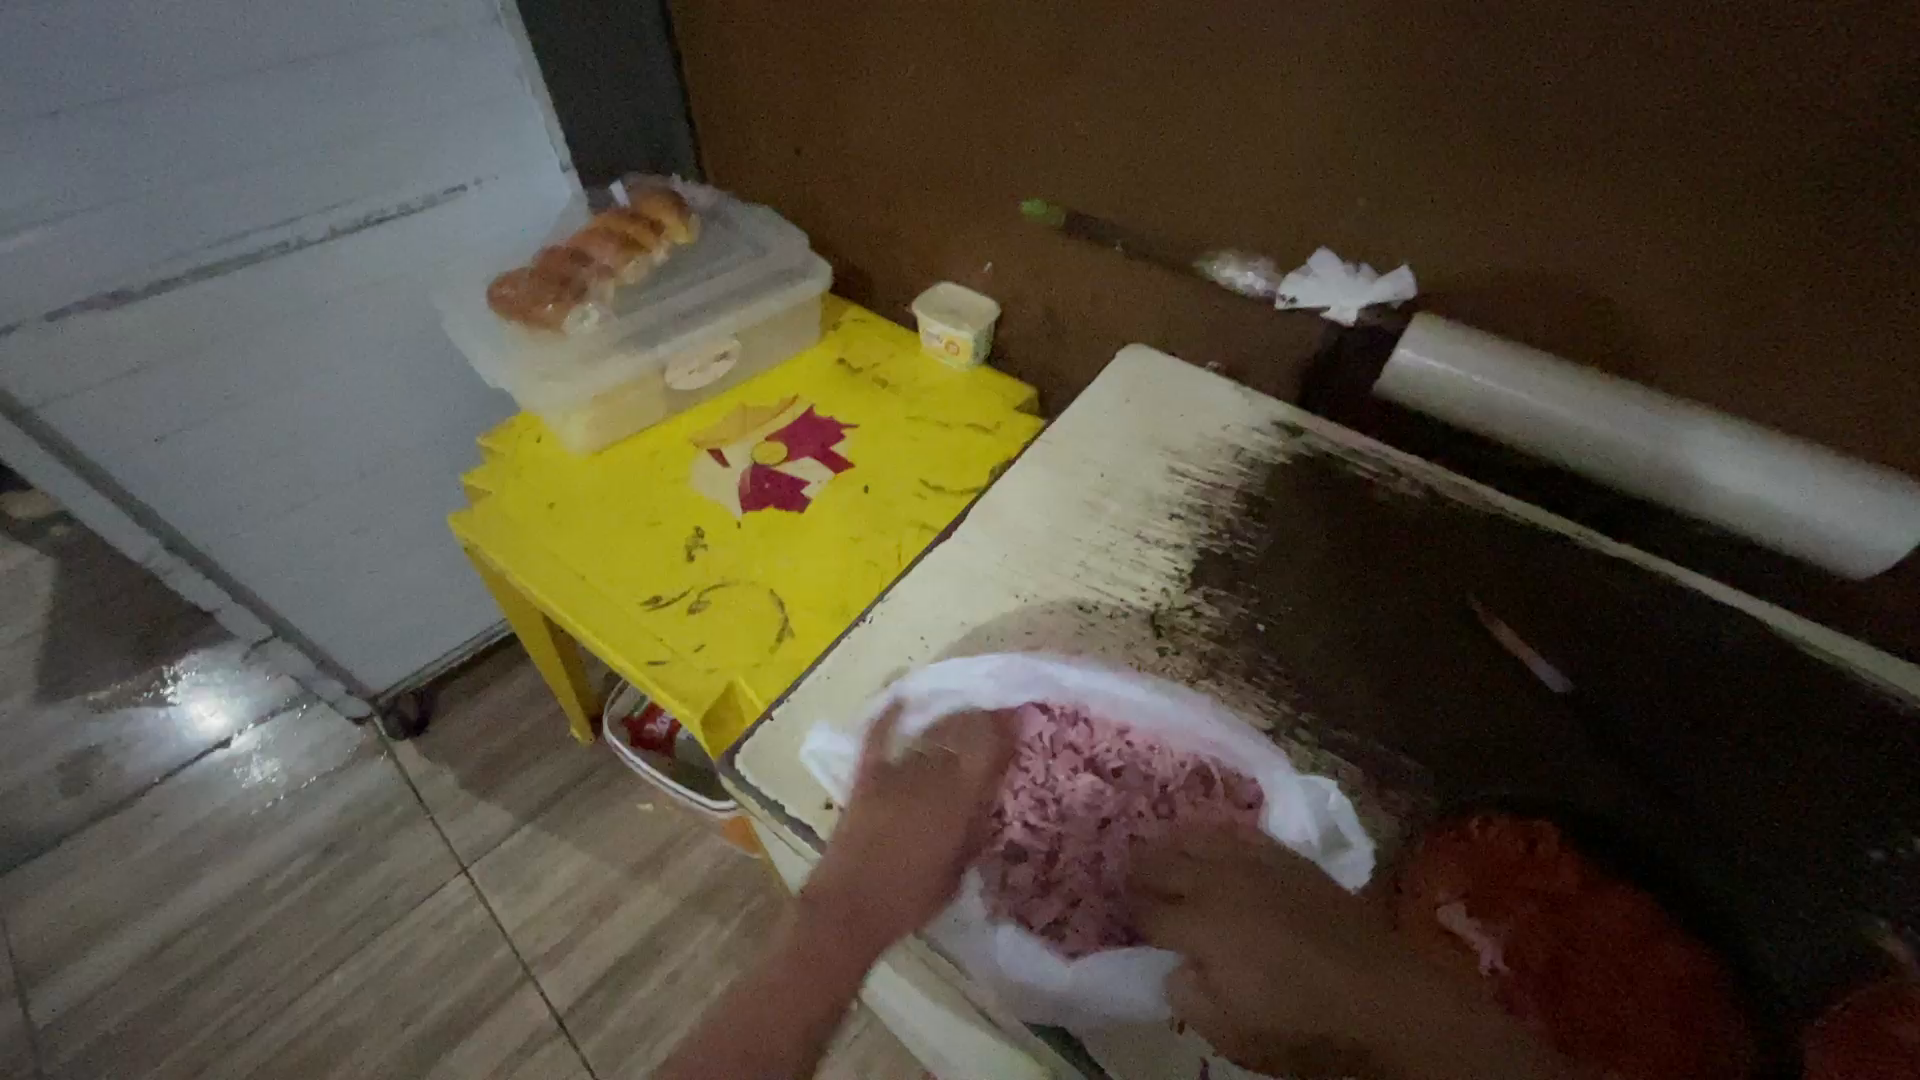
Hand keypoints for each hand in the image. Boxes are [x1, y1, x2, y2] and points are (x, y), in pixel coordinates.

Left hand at [798, 705, 1018, 961]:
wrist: (849, 906)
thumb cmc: (909, 899)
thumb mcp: (957, 871)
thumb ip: (973, 831)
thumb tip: (984, 803)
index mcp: (956, 800)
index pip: (986, 752)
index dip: (1003, 731)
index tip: (1017, 716)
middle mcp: (929, 777)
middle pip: (959, 735)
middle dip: (979, 719)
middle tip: (994, 710)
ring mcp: (894, 773)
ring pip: (927, 735)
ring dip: (948, 720)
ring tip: (963, 710)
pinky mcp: (866, 777)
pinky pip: (878, 737)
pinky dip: (889, 716)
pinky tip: (901, 697)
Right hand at [1129, 829, 1580, 1079]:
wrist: (1385, 999)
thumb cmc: (1303, 1026)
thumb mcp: (1232, 1034)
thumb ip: (1187, 995)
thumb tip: (1171, 966)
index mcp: (1199, 925)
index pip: (1146, 909)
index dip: (1130, 912)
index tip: (1120, 914)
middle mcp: (1218, 882)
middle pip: (1163, 862)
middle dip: (1140, 869)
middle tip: (1126, 874)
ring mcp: (1253, 862)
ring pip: (1196, 837)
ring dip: (1170, 842)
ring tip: (1157, 846)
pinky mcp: (1286, 856)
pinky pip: (1237, 831)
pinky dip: (1214, 832)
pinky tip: (1210, 836)